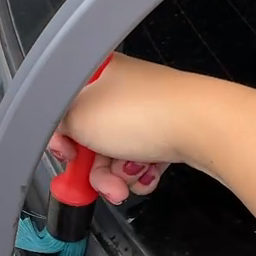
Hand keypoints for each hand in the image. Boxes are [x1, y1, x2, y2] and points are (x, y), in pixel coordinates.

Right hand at [47, 54, 223, 203]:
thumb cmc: (141, 112)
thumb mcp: (75, 118)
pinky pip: (141, 159)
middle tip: (102, 182)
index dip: (61, 139)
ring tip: (128, 181)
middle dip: (93, 168)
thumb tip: (58, 133)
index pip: (64, 110)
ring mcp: (144, 109)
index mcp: (95, 74)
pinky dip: (140, 173)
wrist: (199, 125)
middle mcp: (120, 88)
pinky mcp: (166, 129)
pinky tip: (146, 174)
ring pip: (115, 153)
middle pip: (91, 138)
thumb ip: (55, 125)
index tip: (66, 157)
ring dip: (116, 176)